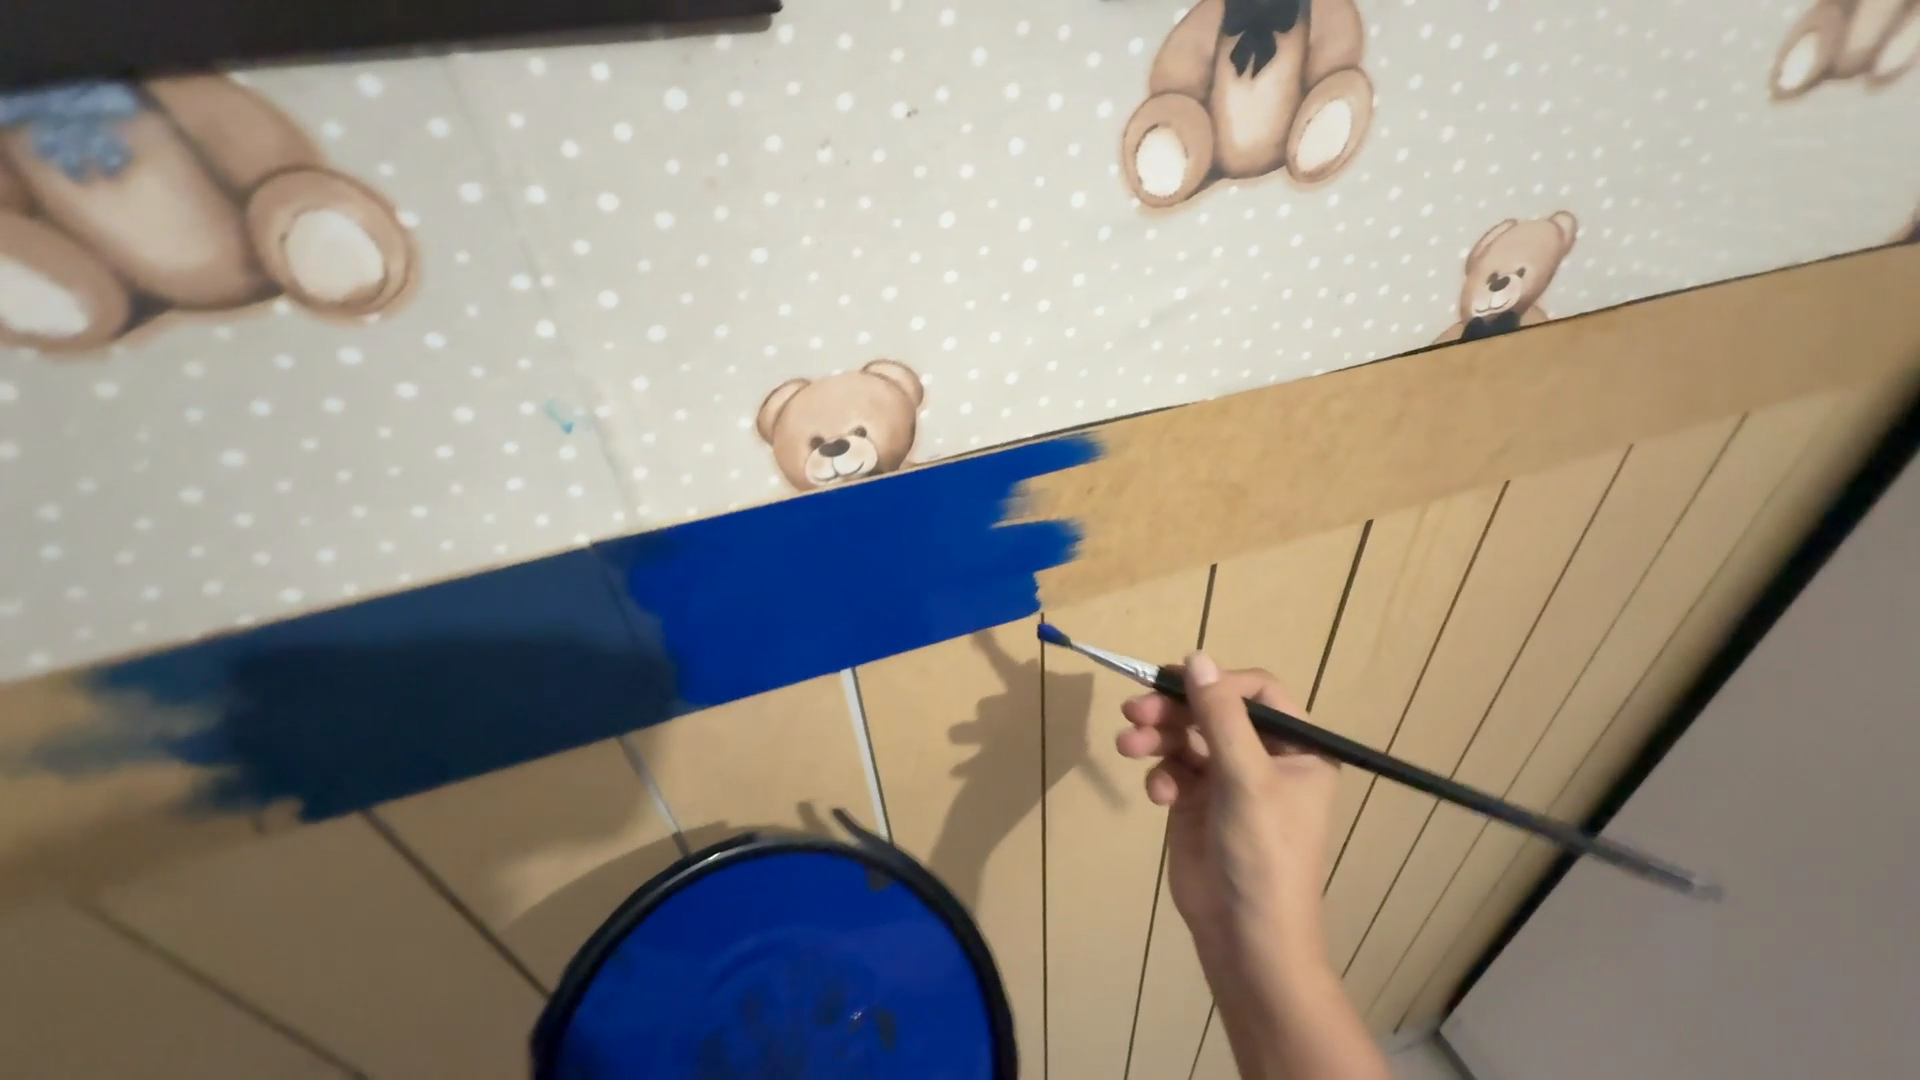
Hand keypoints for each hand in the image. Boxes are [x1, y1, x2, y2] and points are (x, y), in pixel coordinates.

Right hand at [1116, 652, 1338, 948]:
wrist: (1245, 935)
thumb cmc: (1263, 852)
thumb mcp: (1247, 779)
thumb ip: (1220, 716)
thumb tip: (1196, 656)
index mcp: (1297, 748)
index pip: (1257, 692)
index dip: (1217, 683)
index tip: (1179, 685)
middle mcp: (1264, 757)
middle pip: (1212, 711)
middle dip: (1172, 710)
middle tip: (1134, 709)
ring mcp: (1228, 779)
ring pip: (1186, 736)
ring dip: (1156, 737)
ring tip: (1127, 745)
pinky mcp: (1197, 801)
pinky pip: (1174, 768)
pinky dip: (1161, 775)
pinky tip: (1158, 795)